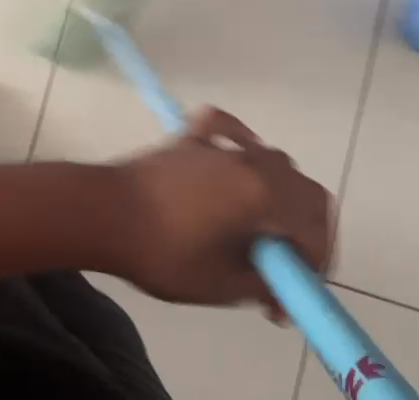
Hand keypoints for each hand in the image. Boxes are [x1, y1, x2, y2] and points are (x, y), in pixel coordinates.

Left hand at [113, 107, 333, 316]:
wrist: (102, 213)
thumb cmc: (161, 252)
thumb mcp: (220, 284)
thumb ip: (262, 285)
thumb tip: (278, 291)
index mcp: (262, 194)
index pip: (314, 225)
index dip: (316, 260)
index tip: (298, 288)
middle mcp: (248, 161)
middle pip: (301, 187)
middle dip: (305, 228)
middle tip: (287, 264)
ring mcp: (216, 145)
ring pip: (270, 158)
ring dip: (280, 191)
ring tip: (263, 228)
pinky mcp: (186, 138)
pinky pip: (225, 127)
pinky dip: (240, 139)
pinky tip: (237, 158)